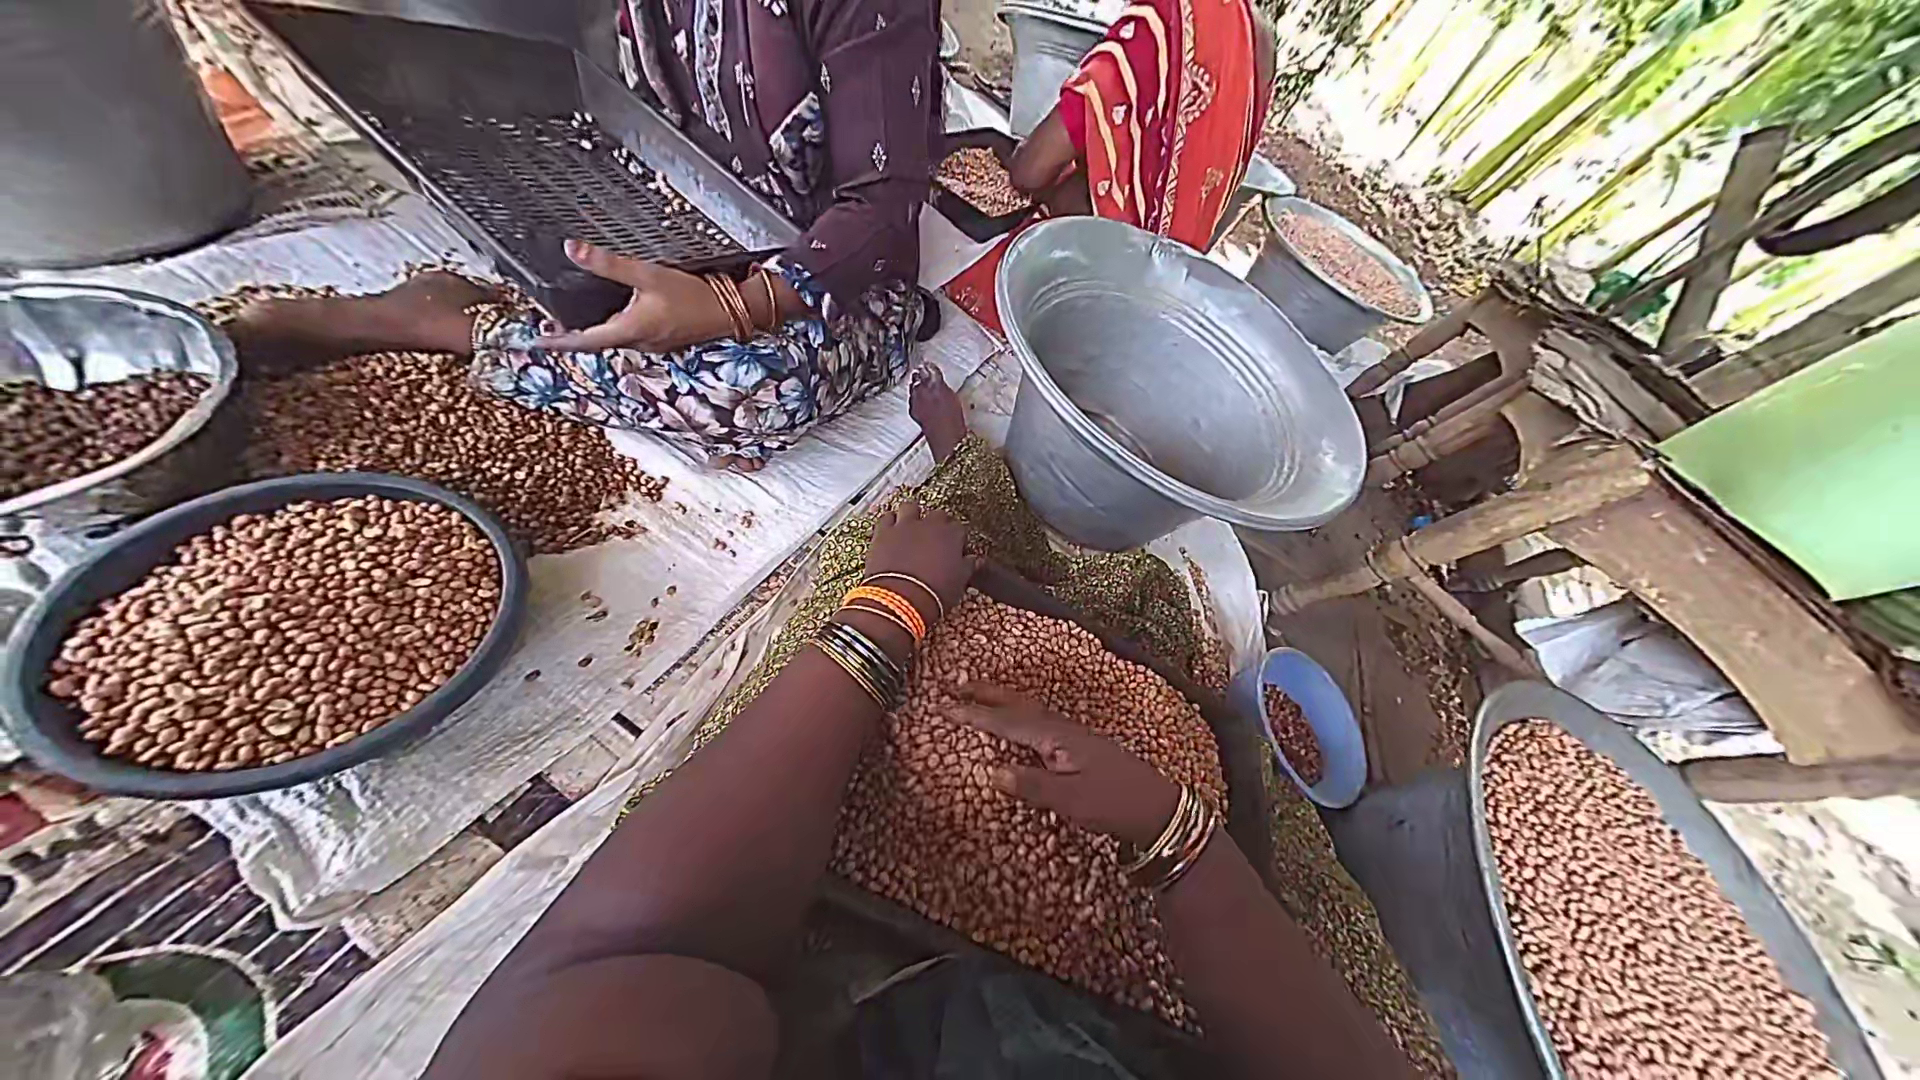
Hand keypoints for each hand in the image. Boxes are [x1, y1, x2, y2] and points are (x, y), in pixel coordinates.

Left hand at [535, 240, 733, 352]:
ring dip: (595, 333)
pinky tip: (616, 317)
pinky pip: (633, 338)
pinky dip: (616, 330)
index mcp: (630, 330)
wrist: (729, 312)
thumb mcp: (648, 274)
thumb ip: (609, 264)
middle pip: (598, 343)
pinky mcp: (664, 340)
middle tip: (552, 326)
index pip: (585, 340)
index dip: (559, 340)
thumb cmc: (694, 297)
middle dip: (574, 336)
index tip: (538, 341)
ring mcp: (653, 344)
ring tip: (578, 321)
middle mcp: (640, 343)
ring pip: (616, 341)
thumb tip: (573, 250)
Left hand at [863, 501, 973, 626]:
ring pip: (911, 507)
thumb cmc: (935, 593)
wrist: (901, 597)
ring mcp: (905, 526)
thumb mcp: (959, 582)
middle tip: (935, 540)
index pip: (959, 529)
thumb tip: (974, 560)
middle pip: (938, 515)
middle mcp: (930, 525)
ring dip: (913, 515)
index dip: (956, 540)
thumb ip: (967, 566)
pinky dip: (890, 521)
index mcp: (952, 536)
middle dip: (938, 524)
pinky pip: (887, 517)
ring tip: (912, 527)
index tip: (954, 550)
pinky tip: (892, 529)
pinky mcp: (883, 532)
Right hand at [946, 683, 1179, 848]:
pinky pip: (1037, 719)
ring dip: (1000, 699)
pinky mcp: (1076, 743)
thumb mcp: (1071, 801)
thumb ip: (1031, 786)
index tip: (945, 707)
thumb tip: (991, 773)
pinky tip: (1016, 722)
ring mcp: (1070, 733)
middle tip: (955, 685)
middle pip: (1015, 704)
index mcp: (1055, 736)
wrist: (1157, 806)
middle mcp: (1060, 728)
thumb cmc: (1113, 803)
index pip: (1005, 722)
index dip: (974, 715)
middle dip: (984, 694)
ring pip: (1026, 708)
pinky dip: (1017, 713)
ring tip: (976, 694)